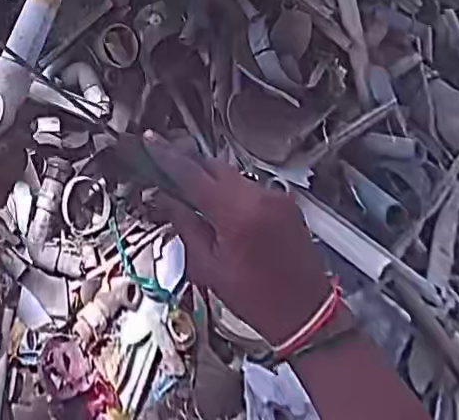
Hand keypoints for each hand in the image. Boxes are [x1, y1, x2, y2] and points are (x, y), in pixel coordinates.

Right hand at [143, 130, 330, 344]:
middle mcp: (256, 197)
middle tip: (167, 175)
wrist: (309, 318)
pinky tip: (224, 210)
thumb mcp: (209, 268)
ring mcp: (273, 197)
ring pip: (229, 173)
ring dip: (210, 180)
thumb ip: (184, 225)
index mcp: (234, 213)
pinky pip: (248, 184)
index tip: (150, 141)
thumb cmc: (261, 301)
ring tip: (196, 200)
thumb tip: (164, 199)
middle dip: (187, 166)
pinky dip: (232, 191)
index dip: (165, 154)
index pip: (190, 172)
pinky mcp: (284, 201)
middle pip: (210, 164)